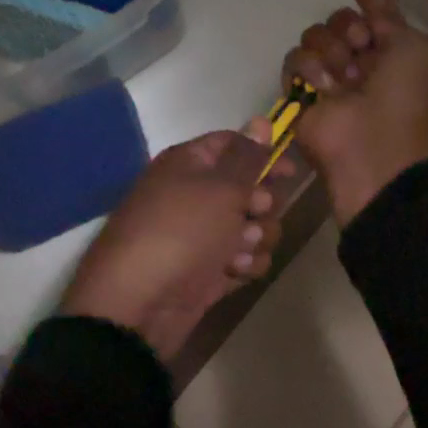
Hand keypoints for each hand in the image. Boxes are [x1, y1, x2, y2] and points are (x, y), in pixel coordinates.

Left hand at [58, 119, 290, 361]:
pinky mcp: (207, 270)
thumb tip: (261, 120)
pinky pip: (243, 258)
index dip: (264, 154)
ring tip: (237, 252)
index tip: (290, 171)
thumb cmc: (181, 233)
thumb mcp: (221, 187)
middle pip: (250, 187)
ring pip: (252, 226)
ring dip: (256, 238)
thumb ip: (249, 156)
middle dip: (262, 203)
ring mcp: (201, 236)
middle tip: (255, 213)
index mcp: (190, 166)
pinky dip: (243, 265)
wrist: (137, 307)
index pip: (234, 145)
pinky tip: (233, 273)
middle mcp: (195, 196)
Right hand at [283, 0, 427, 225]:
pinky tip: (326, 90)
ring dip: (334, 53)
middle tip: (362, 50)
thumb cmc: (405, 94)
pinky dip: (311, 70)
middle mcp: (359, 58)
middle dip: (351, 29)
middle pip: (340, 18)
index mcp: (391, 49)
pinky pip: (295, 58)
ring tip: (346, 80)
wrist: (376, 144)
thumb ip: (389, 14)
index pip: (373, 10)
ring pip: (315, 34)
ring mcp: (328, 74)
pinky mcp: (300, 90)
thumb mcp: (416, 47)